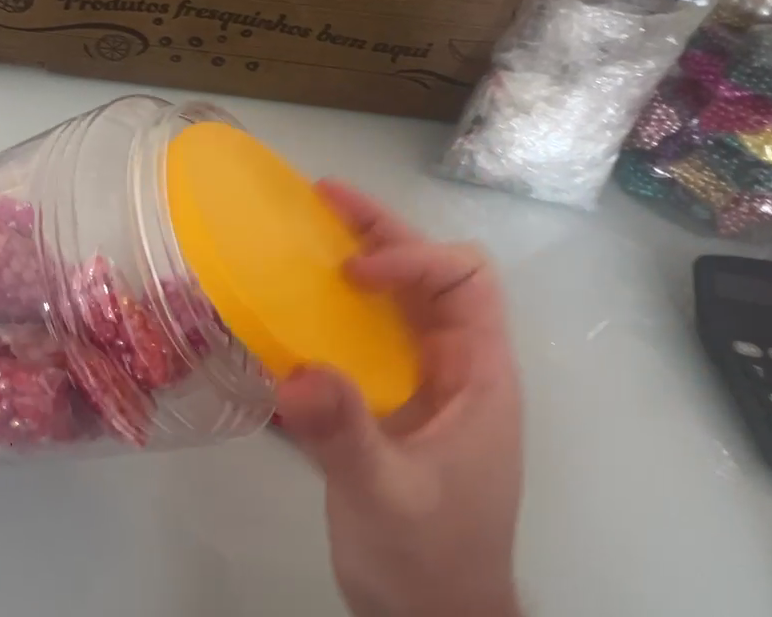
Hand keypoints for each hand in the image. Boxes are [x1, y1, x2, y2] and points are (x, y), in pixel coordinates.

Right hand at [274, 181, 524, 616]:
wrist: (429, 616)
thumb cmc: (428, 559)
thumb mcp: (386, 497)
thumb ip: (346, 437)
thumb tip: (292, 373)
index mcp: (479, 377)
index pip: (465, 282)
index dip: (412, 259)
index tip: (350, 272)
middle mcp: (455, 368)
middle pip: (431, 274)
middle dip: (381, 230)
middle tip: (321, 197)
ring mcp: (423, 384)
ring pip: (399, 299)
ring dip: (359, 255)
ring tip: (305, 229)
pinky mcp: (389, 402)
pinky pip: (368, 335)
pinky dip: (335, 306)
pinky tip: (294, 304)